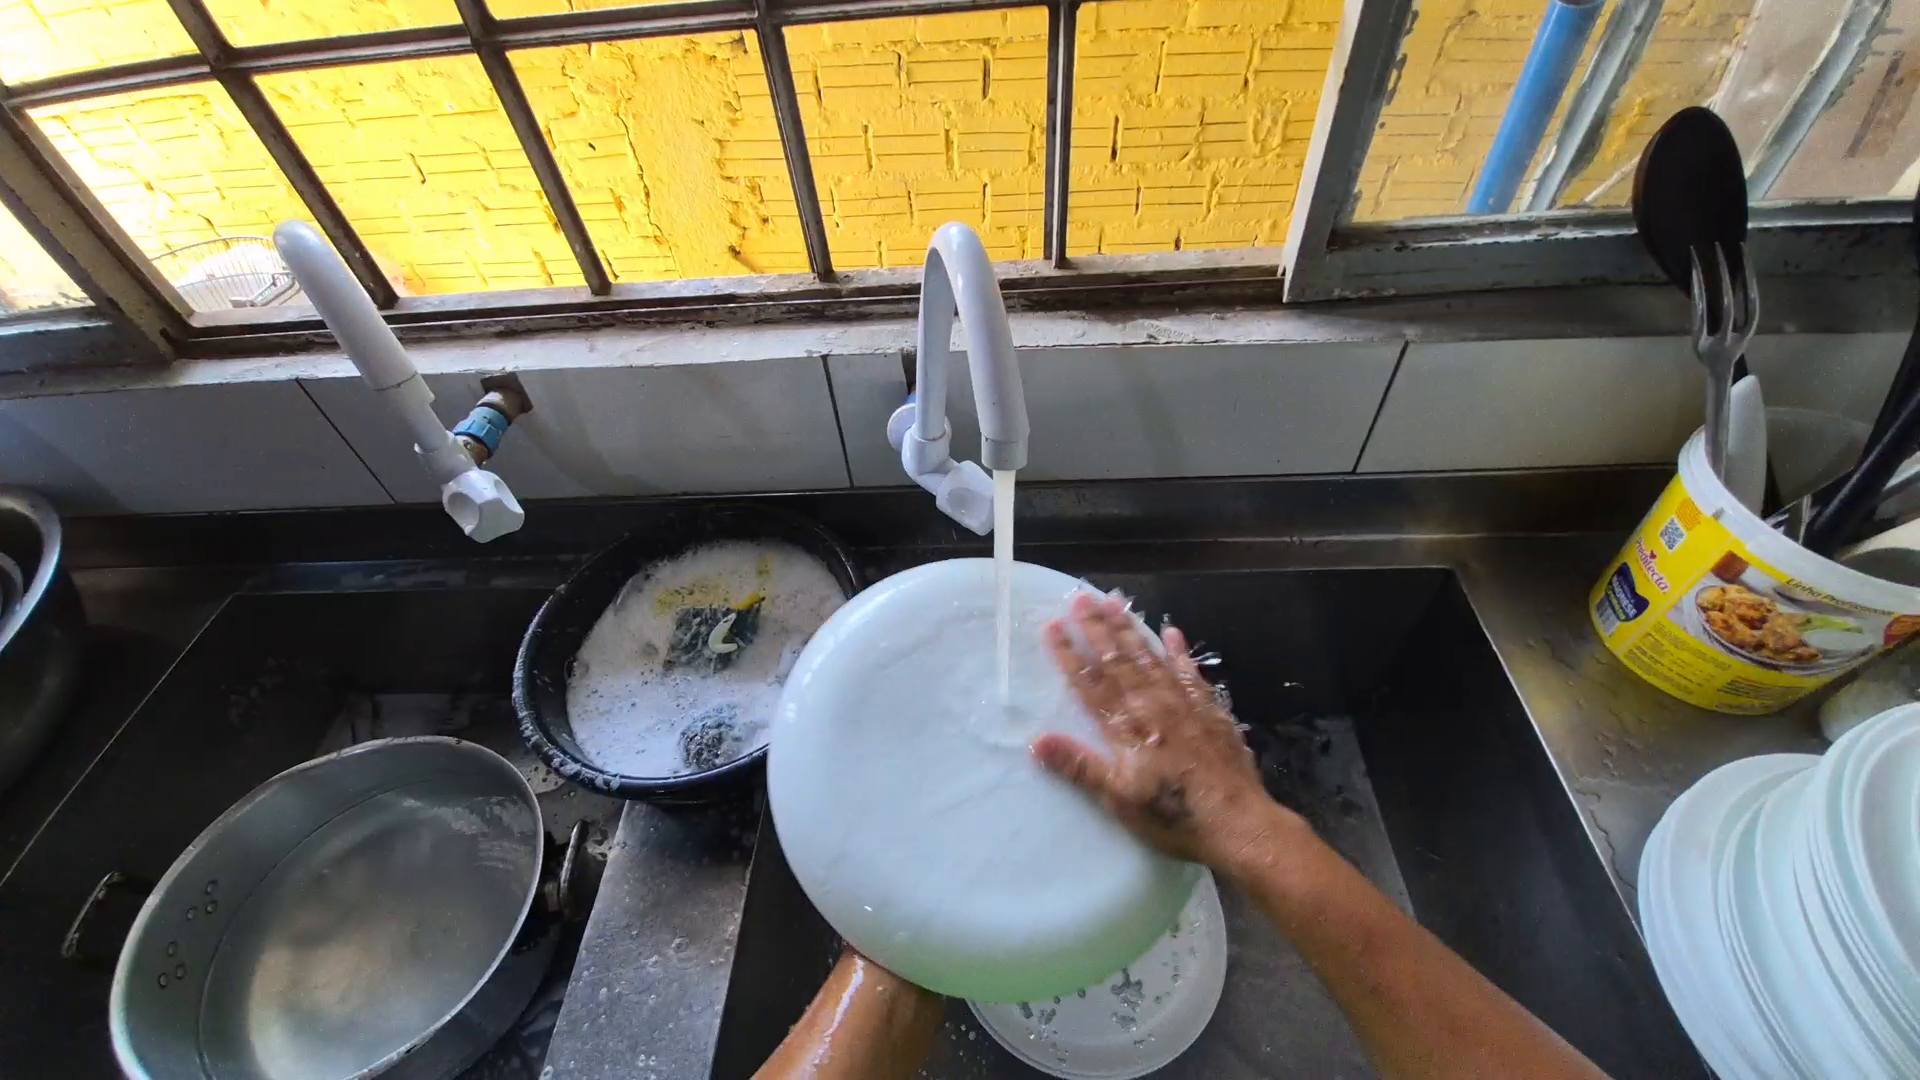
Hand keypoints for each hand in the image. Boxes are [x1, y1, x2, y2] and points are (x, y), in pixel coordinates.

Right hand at [1032, 594, 1297, 871]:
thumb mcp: (1119, 799)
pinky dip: (1180, 653)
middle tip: (1080, 597)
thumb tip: (1037, 741)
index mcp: (1126, 727)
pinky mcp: (1209, 712)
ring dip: (1130, 630)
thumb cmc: (1174, 815)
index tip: (1052, 625)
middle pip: (1118, 660)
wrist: (1240, 824)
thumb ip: (1079, 766)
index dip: (1069, 654)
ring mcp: (1183, 705)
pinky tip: (1173, 633)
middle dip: (1097, 628)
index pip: (1090, 683)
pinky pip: (1191, 673)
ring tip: (1115, 602)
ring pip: (1151, 658)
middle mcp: (1152, 706)